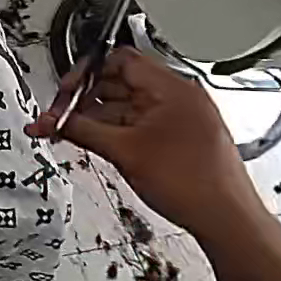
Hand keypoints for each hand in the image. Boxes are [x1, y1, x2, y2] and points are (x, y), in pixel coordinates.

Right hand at [26, 48, 258, 238]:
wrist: (226, 220)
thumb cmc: (193, 184)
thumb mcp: (124, 152)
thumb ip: (82, 130)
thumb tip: (54, 121)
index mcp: (170, 87)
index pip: (119, 60)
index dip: (87, 73)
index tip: (66, 92)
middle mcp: (178, 96)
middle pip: (120, 82)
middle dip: (87, 98)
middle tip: (62, 115)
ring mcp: (181, 116)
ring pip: (128, 104)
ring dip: (99, 116)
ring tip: (74, 133)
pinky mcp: (180, 136)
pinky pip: (140, 122)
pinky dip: (117, 130)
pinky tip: (99, 143)